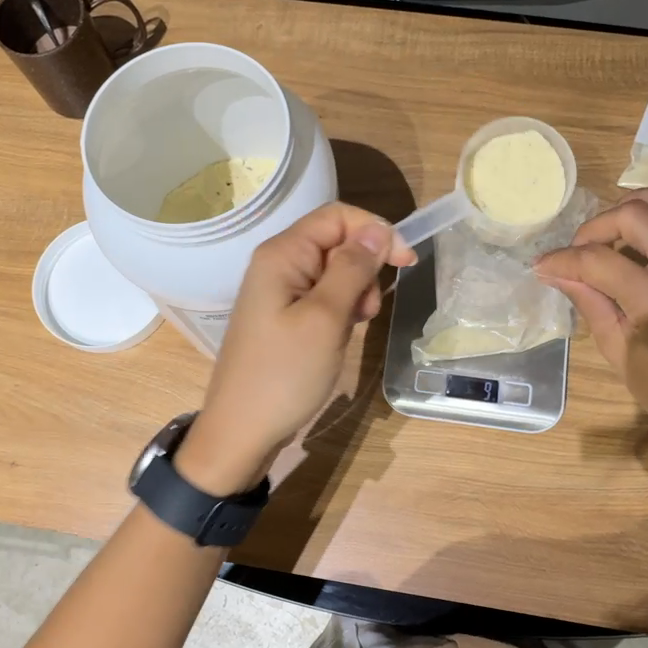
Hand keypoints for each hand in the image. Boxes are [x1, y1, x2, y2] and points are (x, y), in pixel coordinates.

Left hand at [173, 203, 415, 495]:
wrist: (241, 431)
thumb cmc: (284, 374)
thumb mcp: (326, 319)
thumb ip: (352, 269)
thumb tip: (378, 229)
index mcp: (282, 254)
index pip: (337, 216)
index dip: (375, 231)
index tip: (406, 262)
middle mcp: (277, 264)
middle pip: (336, 242)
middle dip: (364, 268)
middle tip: (369, 309)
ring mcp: (278, 292)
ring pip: (333, 272)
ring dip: (356, 292)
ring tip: (356, 326)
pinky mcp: (283, 318)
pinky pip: (322, 298)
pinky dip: (341, 310)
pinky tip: (342, 335)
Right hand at [534, 163, 647, 458]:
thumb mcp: (615, 350)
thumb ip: (588, 300)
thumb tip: (554, 269)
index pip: (598, 261)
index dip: (563, 259)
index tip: (544, 265)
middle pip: (636, 218)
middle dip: (597, 226)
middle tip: (583, 247)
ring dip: (647, 199)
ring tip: (624, 214)